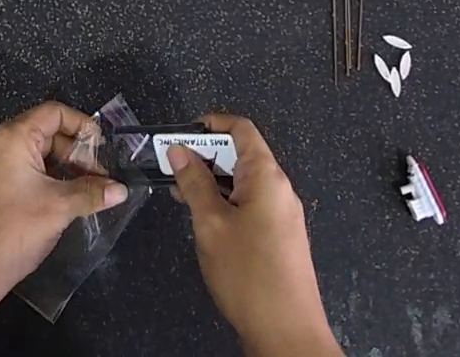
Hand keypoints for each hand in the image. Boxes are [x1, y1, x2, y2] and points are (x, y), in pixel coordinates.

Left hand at [0, 101, 129, 297]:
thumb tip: (121, 189)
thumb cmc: (11, 232)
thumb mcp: (57, 208)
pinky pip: (18, 168)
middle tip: (98, 178)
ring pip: (32, 152)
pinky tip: (58, 199)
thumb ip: (91, 193)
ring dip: (59, 167)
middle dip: (74, 152)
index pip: (53, 112)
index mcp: (11, 136)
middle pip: (43, 131)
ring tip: (83, 190)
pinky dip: (41, 177)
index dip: (82, 126)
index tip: (103, 150)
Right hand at [169, 114, 340, 356]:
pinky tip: (204, 220)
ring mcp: (282, 214)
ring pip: (243, 181)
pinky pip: (250, 203)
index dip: (210, 123)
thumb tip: (179, 151)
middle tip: (171, 167)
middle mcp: (279, 188)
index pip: (241, 129)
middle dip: (205, 155)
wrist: (288, 336)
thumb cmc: (247, 273)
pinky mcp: (280, 237)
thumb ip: (194, 183)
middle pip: (241, 153)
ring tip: (180, 194)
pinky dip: (226, 201)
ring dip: (212, 181)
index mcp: (266, 176)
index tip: (180, 134)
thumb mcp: (211, 224)